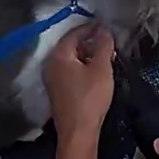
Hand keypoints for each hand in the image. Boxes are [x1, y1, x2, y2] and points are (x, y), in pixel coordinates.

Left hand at [44, 24, 113, 145]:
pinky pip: (70, 72)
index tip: (105, 27)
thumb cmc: (90, 98)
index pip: (74, 33)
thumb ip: (103, 46)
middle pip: (70, 46)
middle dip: (89, 42)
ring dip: (87, 56)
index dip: (91, 28)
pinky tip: (96, 74)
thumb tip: (104, 30)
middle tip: (108, 43)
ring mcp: (52, 79)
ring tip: (105, 58)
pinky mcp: (58, 92)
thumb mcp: (101, 69)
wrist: (78, 131)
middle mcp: (51, 65)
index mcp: (59, 56)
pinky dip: (82, 67)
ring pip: (71, 60)